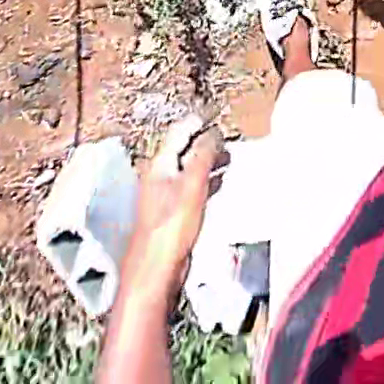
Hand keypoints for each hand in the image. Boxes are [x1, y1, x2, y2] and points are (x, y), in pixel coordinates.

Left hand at [119, 116, 227, 304]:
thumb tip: (213, 134)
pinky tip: (219, 181)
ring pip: (190, 167)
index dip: (199, 120)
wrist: (155, 272)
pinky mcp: (173, 212)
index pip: (180, 131)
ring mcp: (166, 194)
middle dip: (207, 139)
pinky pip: (193, 185)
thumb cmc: (169, 230)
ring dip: (209, 159)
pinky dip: (207, 178)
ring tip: (228, 156)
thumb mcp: (192, 184)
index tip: (216, 112)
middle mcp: (161, 176)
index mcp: (160, 165)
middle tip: (227, 134)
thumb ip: (204, 155)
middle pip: (185, 148)